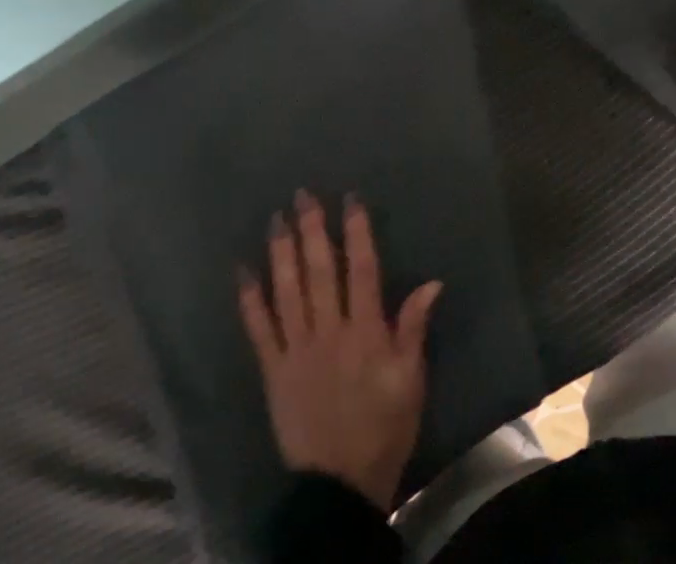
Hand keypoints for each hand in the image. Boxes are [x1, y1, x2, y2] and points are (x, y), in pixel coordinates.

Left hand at [239, 190, 441, 509]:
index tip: (349, 199)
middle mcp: (329, 330)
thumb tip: (431, 283)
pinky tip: (243, 270)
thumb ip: (413, 328)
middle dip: (312, 229)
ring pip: (287, 290)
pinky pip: (259, 329)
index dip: (356, 231)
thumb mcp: (411, 379)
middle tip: (302, 195)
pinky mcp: (273, 369)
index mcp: (366, 331)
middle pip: (320, 271)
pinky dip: (250, 299)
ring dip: (281, 252)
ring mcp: (297, 348)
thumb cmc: (385, 426)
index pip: (362, 270)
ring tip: (276, 219)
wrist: (340, 480)